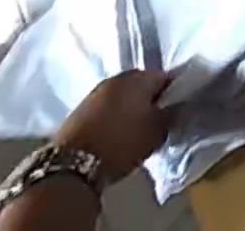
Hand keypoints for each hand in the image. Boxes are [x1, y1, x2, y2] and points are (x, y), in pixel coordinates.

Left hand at [53, 69, 169, 182]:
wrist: (68, 168)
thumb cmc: (121, 143)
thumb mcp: (157, 131)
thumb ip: (172, 114)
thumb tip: (177, 106)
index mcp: (140, 76)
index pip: (166, 77)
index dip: (172, 94)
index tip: (174, 110)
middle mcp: (116, 78)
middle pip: (141, 86)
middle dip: (148, 100)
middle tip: (153, 122)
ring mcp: (93, 94)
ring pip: (120, 98)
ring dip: (127, 110)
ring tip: (131, 131)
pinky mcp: (75, 113)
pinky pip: (103, 110)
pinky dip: (110, 119)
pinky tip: (112, 135)